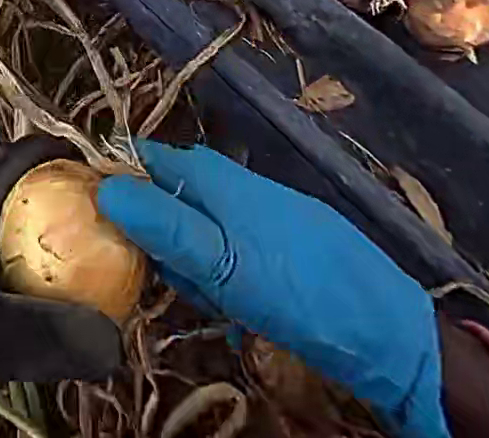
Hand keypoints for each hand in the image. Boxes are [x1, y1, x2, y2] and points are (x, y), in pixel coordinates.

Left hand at [0, 136, 122, 436]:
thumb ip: (45, 333)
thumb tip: (116, 340)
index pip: (31, 151)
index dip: (72, 153)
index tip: (111, 179)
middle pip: (36, 180)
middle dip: (76, 192)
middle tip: (116, 220)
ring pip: (29, 213)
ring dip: (62, 224)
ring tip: (101, 252)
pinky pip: (19, 243)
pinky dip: (45, 254)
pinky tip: (65, 289)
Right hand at [98, 141, 452, 437]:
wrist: (385, 326)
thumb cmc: (296, 288)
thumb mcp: (220, 262)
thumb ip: (162, 225)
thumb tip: (103, 188)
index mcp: (204, 171)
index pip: (134, 162)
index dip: (116, 195)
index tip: (111, 236)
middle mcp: (220, 178)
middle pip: (156, 200)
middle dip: (157, 244)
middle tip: (180, 281)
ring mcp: (243, 207)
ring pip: (185, 231)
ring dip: (187, 267)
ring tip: (215, 297)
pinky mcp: (261, 235)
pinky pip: (215, 248)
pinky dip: (215, 277)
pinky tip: (235, 302)